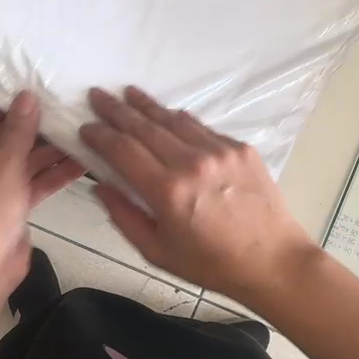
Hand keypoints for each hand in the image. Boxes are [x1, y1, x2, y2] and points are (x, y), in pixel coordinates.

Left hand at [0, 91, 84, 296]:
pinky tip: (83, 164)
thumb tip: (26, 96)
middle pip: (5, 135)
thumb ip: (19, 129)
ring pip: (25, 159)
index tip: (31, 99)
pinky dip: (55, 174)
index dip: (0, 105)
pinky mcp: (14, 205)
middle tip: (66, 112)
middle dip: (34, 126)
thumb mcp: (4, 163)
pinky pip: (36, 181)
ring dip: (51, 150)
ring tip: (82, 135)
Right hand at [79, 87, 320, 305]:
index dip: (100, 135)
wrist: (273, 261)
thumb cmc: (212, 264)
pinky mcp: (240, 148)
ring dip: (147, 106)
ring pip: (174, 120)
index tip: (85, 127)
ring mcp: (219, 151)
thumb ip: (124, 217)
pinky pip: (201, 127)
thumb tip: (100, 186)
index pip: (123, 150)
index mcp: (167, 191)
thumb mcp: (158, 251)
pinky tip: (168, 116)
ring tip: (129, 94)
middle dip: (117, 110)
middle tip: (98, 95)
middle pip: (145, 127)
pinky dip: (179, 120)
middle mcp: (192, 163)